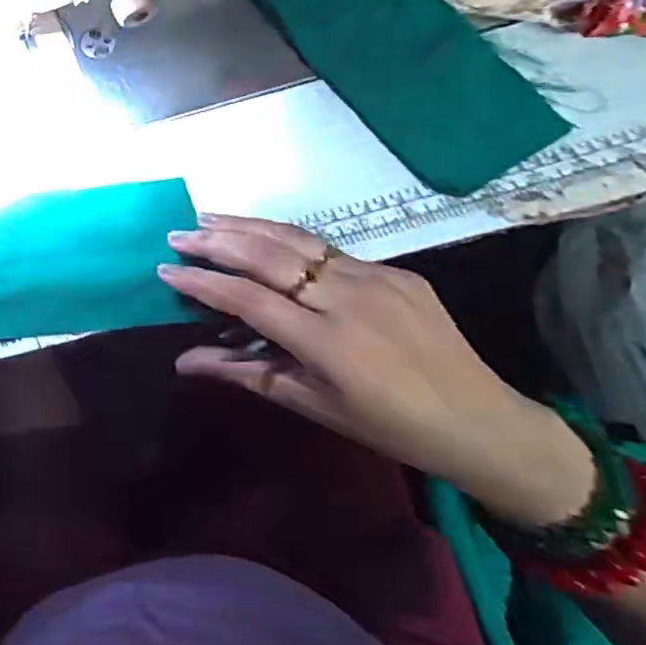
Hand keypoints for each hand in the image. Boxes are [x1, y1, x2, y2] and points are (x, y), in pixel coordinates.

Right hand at [160, 214, 594, 527]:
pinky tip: (265, 236)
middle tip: (179, 234)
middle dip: (217, 241)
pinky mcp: (395, 270)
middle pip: (269, 256)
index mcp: (328, 343)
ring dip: (249, 226)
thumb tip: (184, 361)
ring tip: (209, 218)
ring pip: (298, 240)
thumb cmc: (388, 427)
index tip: (166, 270)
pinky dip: (289, 240)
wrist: (479, 419)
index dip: (203, 282)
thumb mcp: (312, 405)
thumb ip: (245, 373)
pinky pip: (331, 250)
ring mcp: (376, 277)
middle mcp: (348, 299)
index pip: (248, 299)